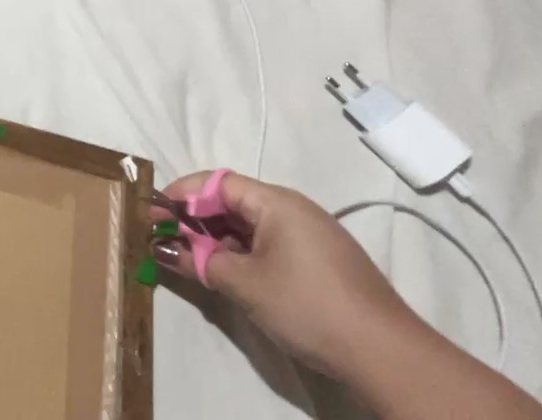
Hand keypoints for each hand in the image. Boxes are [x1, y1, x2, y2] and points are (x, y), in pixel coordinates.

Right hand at [154, 171, 423, 381]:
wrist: (388, 358)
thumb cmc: (308, 305)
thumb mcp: (241, 282)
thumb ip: (195, 259)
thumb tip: (159, 247)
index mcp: (277, 203)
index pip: (215, 182)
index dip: (180, 195)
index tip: (153, 216)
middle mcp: (294, 211)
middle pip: (230, 202)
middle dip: (194, 219)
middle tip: (165, 240)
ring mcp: (311, 238)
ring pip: (248, 226)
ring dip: (215, 240)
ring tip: (190, 261)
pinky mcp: (320, 264)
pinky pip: (267, 245)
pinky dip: (240, 253)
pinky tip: (226, 275)